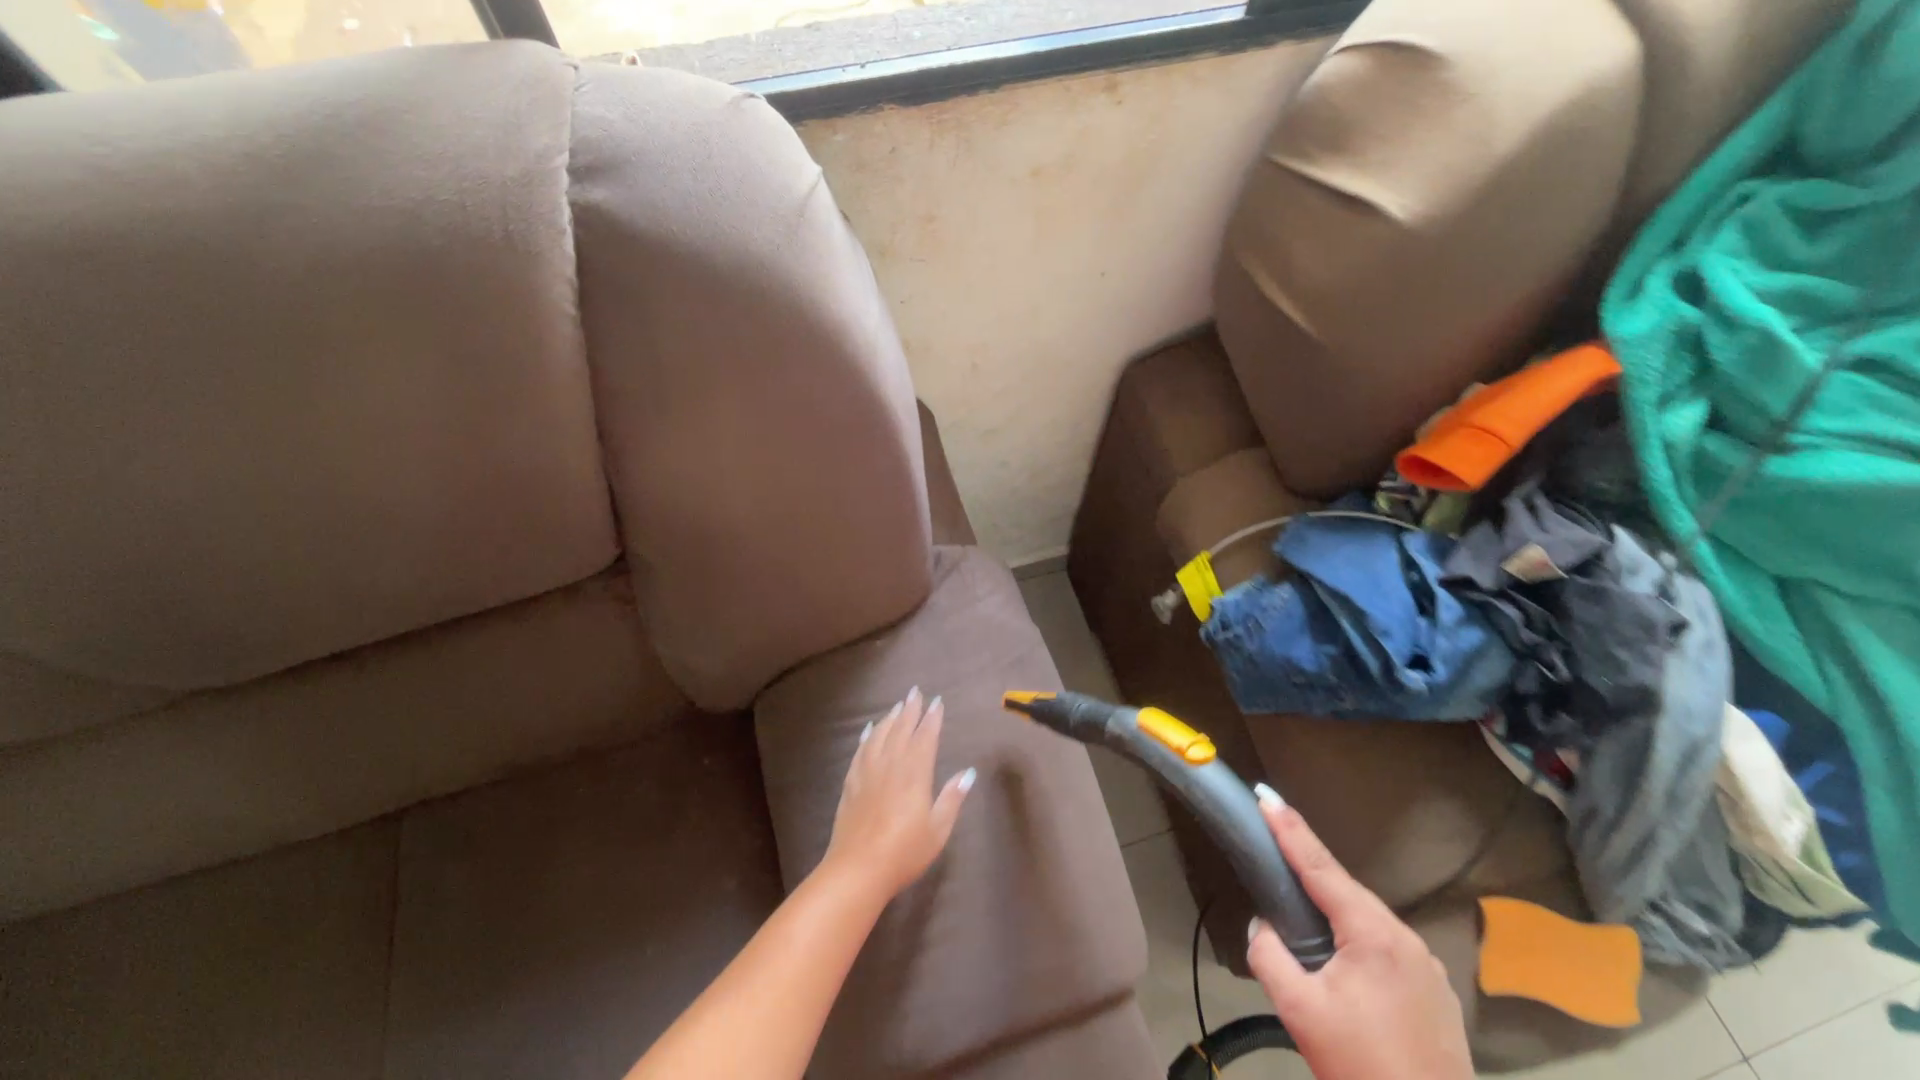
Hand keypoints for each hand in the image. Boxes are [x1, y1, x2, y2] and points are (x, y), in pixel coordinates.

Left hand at [820, 688, 974, 900]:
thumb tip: (968, 772)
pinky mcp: (850, 785)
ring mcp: (867, 774)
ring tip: (897, 706)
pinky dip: (867, 737)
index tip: (937, 702)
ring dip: (889, 719)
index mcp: (915, 774)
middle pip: (901, 731)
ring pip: (879, 737)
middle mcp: (890, 766)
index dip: (932, 719)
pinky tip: (869, 731)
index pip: (925, 738)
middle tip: (915, 692)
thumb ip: (952, 798)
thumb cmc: (905, 852)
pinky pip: (860, 752)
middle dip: (910, 710)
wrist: (857, 868)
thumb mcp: (938, 829)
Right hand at [1246, 792, 1473, 1079]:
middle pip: (1348, 896)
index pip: (1322, 869)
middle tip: (1275, 858)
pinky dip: (1360, 950)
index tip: (1267, 796)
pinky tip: (1347, 979)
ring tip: (1306, 936)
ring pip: (1370, 927)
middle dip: (1311, 879)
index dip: (1291, 831)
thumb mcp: (1300, 1011)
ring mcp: (1429, 969)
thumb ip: (1270, 957)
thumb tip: (1264, 928)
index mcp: (1374, 934)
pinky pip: (1389, 955)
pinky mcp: (1439, 997)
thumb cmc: (1360, 1066)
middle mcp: (1408, 940)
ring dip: (1337, 921)